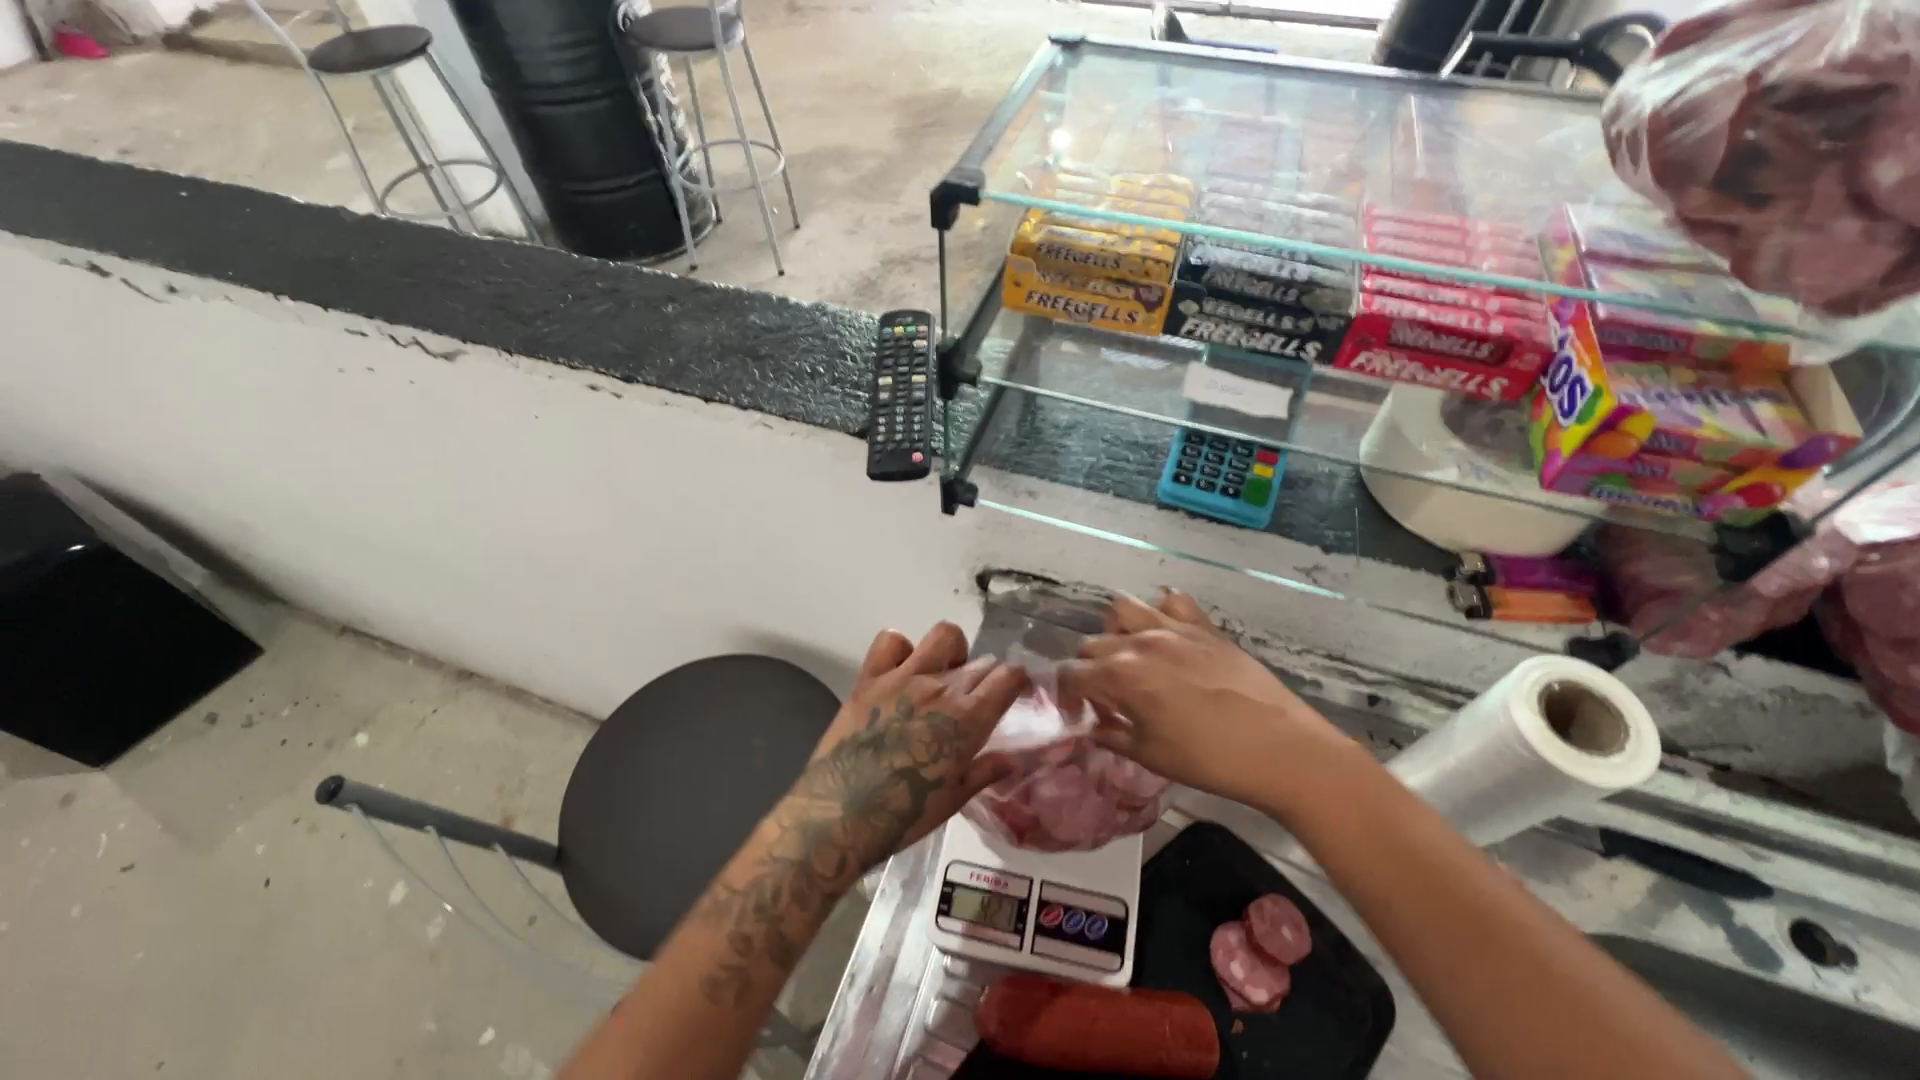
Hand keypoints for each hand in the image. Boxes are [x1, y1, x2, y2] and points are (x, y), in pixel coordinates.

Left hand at [788, 623, 1028, 878]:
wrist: (840, 814)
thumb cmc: (904, 815)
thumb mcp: (955, 800)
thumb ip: (986, 771)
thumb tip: (1014, 758)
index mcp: (968, 720)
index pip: (1008, 678)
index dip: (1018, 680)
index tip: (1014, 691)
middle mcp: (941, 689)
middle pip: (980, 662)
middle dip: (986, 676)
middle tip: (975, 699)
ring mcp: (904, 678)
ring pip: (944, 636)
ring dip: (952, 651)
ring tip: (942, 674)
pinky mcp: (869, 678)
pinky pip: (890, 641)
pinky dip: (900, 648)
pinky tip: (900, 670)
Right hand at [1056, 591, 1347, 811]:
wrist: (1281, 749)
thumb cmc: (1210, 760)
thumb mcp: (1151, 756)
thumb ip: (1114, 736)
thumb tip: (1096, 727)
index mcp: (1121, 675)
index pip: (1071, 674)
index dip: (1065, 696)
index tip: (1077, 715)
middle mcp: (1142, 643)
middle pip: (1093, 643)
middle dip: (1088, 670)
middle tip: (1106, 700)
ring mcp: (1176, 630)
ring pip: (1124, 609)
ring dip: (1115, 631)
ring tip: (1129, 658)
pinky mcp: (1206, 628)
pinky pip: (1173, 603)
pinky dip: (1161, 612)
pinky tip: (1167, 636)